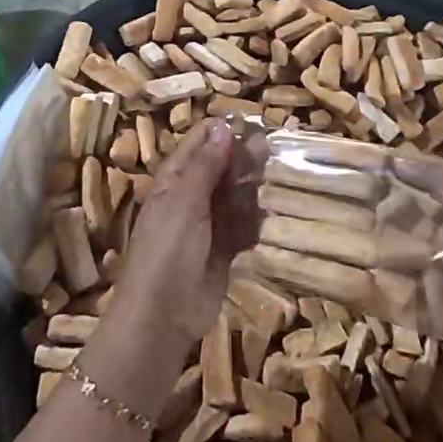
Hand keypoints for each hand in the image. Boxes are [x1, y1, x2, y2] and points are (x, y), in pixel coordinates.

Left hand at [108, 120, 262, 355]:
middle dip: (246, 160)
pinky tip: (274, 214)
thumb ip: (205, 165)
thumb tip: (222, 125)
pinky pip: (245, 225)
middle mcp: (192, 196)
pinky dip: (257, 220)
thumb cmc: (168, 251)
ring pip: (237, 195)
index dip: (225, 132)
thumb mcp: (184, 201)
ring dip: (255, 189)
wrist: (163, 316)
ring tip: (280, 182)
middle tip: (275, 155)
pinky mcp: (225, 249)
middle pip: (222, 167)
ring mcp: (209, 223)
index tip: (257, 126)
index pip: (201, 142)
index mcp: (175, 179)